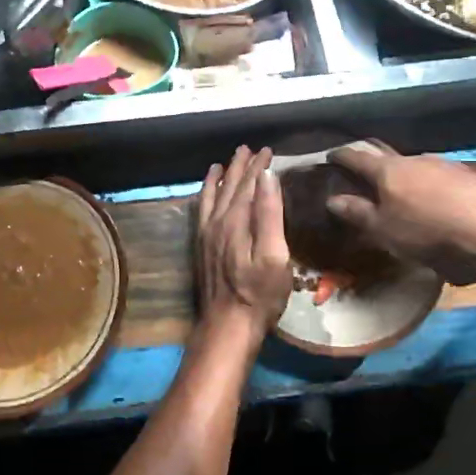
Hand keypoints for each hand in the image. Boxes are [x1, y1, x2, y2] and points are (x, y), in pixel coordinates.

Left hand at [196, 146, 292, 348]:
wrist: (227, 325)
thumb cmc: (260, 295)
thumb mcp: (275, 256)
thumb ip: (269, 214)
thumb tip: (267, 176)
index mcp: (237, 222)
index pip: (249, 185)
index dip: (258, 167)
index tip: (268, 150)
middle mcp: (217, 222)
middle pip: (229, 187)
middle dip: (240, 166)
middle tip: (247, 148)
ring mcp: (206, 235)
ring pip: (212, 197)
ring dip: (220, 178)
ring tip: (222, 163)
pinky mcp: (201, 247)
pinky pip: (201, 211)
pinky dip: (205, 196)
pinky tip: (206, 194)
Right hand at [325, 143, 475, 278]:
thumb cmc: (431, 231)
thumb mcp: (386, 230)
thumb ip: (358, 213)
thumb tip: (333, 199)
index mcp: (388, 171)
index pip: (356, 156)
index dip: (341, 156)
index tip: (331, 155)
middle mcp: (416, 160)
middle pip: (387, 156)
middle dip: (374, 161)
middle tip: (363, 169)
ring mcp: (447, 165)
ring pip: (417, 167)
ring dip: (406, 176)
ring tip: (403, 193)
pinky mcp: (474, 176)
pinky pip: (443, 178)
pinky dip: (433, 187)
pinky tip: (439, 203)